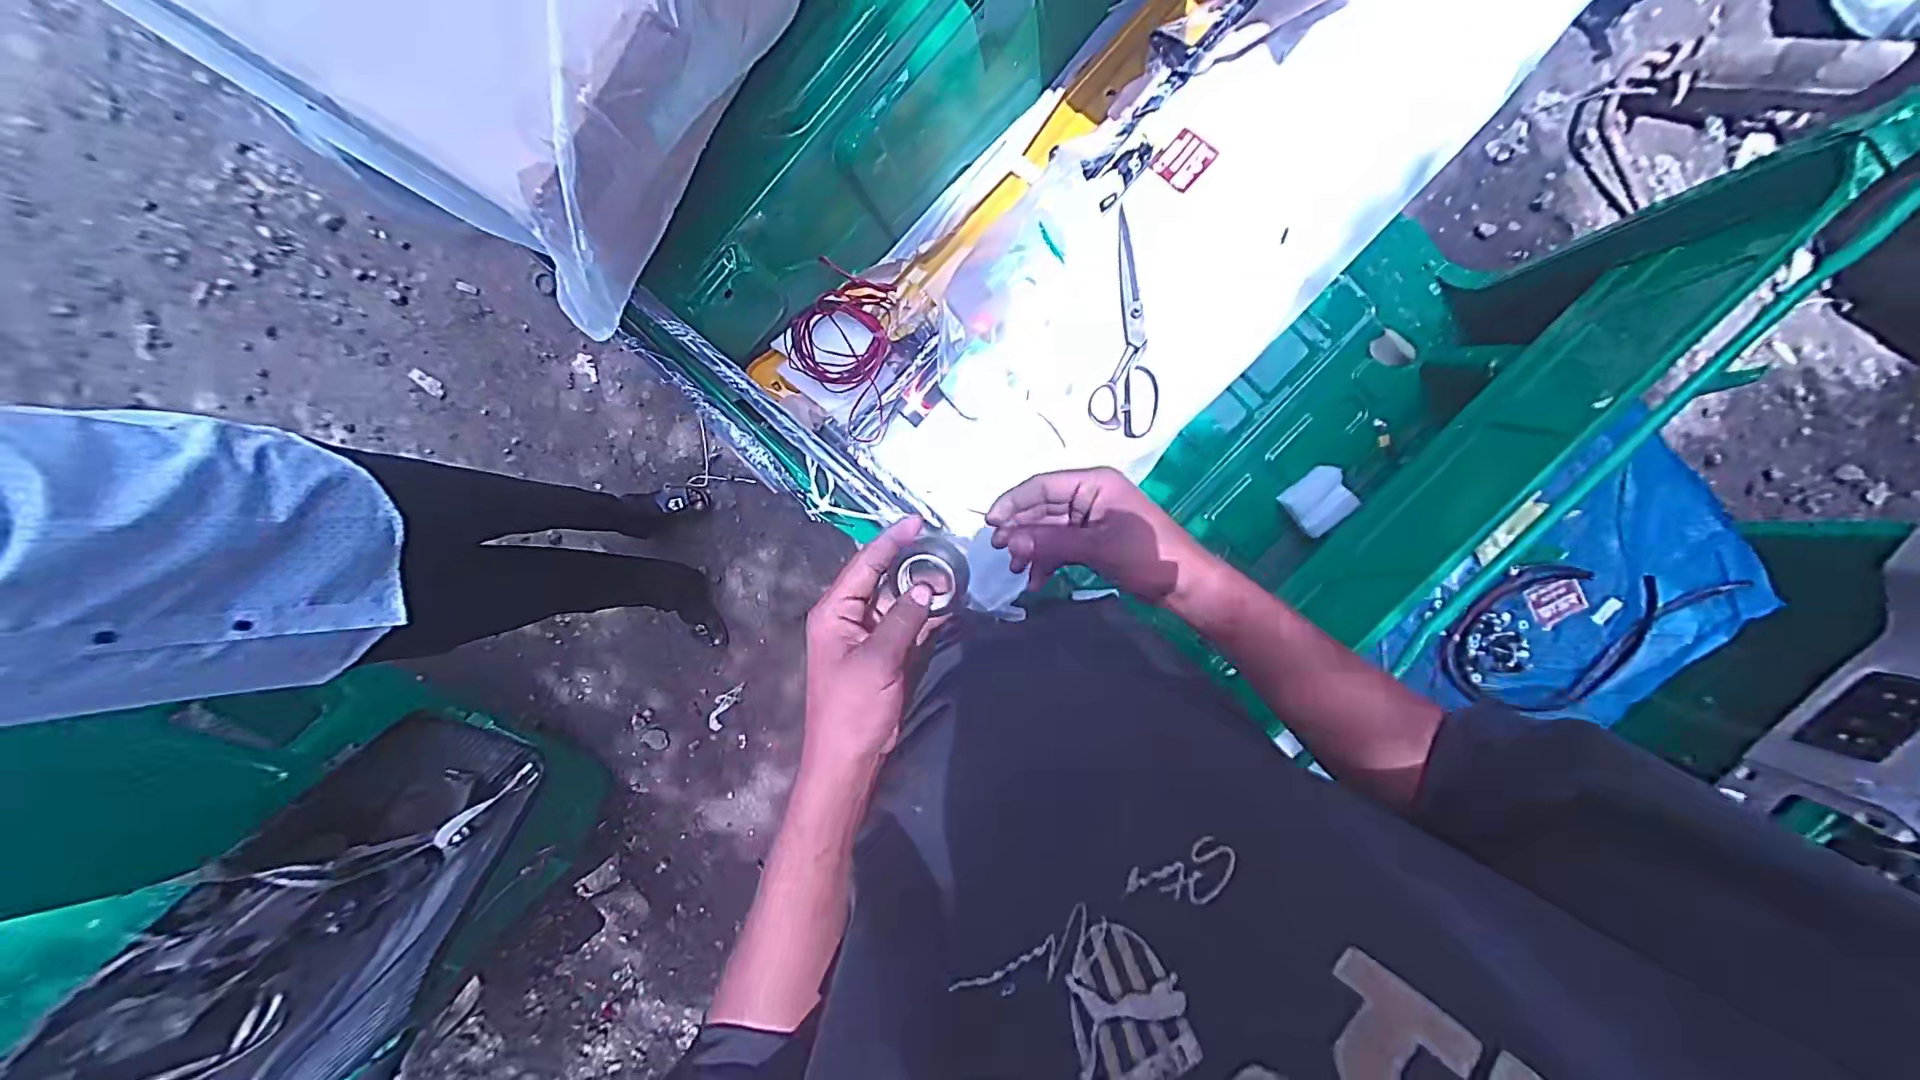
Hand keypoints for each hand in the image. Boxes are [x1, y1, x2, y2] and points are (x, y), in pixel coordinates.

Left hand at [802, 516, 936, 772]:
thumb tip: (928, 586)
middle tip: (945, 548)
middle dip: (912, 563)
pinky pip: (909, 625)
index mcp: (834, 612)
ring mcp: (870, 636)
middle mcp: (850, 618)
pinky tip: (951, 605)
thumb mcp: (877, 661)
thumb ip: (903, 619)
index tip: (917, 522)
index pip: (863, 565)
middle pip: (882, 579)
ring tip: (954, 573)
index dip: (890, 541)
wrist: (849, 760)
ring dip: (924, 589)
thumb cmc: (852, 710)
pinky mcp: (887, 654)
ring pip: (899, 601)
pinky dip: (928, 616)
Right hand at [986, 467, 1226, 609]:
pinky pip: (1060, 545)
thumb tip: (1011, 541)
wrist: (1185, 585)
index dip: (1013, 502)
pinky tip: (1036, 579)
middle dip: (1020, 529)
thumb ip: (1051, 542)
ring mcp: (1091, 519)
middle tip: (1001, 551)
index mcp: (1094, 483)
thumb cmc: (1147, 556)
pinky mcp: (1093, 541)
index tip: (991, 524)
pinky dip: (1047, 560)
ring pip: (1048, 529)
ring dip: (1031, 547)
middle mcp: (1090, 496)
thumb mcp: (1097, 546)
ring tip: (1017, 568)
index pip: (1042, 485)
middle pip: (1042, 507)